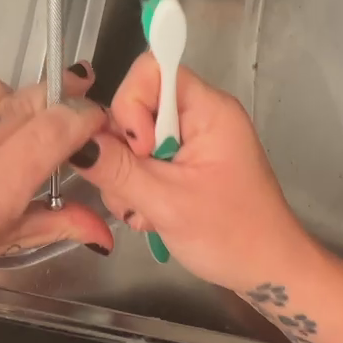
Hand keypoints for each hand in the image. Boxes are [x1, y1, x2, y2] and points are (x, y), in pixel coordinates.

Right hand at [73, 53, 317, 290]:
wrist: (267, 272)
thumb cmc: (233, 236)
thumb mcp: (167, 203)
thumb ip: (117, 169)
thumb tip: (75, 143)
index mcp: (207, 110)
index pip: (151, 70)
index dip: (131, 104)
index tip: (139, 149)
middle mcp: (197, 115)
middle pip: (134, 107)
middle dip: (123, 151)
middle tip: (137, 190)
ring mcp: (188, 140)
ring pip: (130, 139)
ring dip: (126, 177)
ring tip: (147, 210)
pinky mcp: (181, 162)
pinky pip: (140, 161)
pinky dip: (135, 187)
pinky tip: (150, 214)